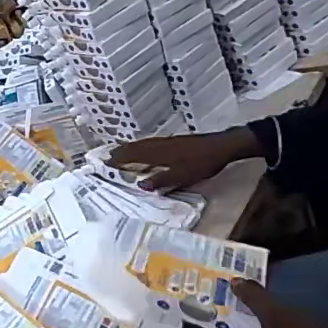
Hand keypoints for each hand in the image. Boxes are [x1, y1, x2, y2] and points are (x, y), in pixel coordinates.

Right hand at [109, 127, 261, 190]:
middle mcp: (158, 145)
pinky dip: (140, 146)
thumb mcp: (181, 176)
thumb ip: (161, 180)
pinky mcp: (173, 141)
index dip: (119, 160)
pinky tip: (144, 150)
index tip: (106, 163)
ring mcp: (165, 142)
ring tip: (120, 152)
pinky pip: (149, 143)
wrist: (221, 146)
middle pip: (135, 147)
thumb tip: (141, 185)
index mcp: (157, 154)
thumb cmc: (200, 163)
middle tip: (108, 157)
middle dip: (121, 152)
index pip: (132, 156)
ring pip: (142, 144)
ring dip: (129, 148)